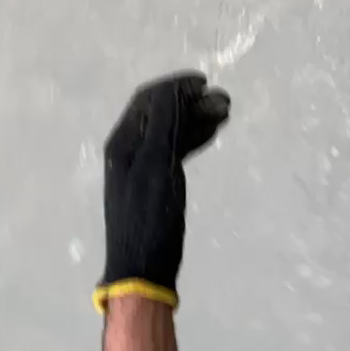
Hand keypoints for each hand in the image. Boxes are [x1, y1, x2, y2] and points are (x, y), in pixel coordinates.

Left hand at [96, 72, 230, 311]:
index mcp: (123, 140)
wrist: (142, 268)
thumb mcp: (157, 165)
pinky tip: (213, 133)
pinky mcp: (156, 181)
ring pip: (171, 130)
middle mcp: (130, 148)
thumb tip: (174, 89)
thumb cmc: (150, 216)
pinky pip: (175, 148)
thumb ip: (164, 125)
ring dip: (196, 117)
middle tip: (224, 101)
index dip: (176, 85)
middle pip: (162, 111)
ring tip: (225, 113)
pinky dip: (194, 137)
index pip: (149, 98)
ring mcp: (142, 165)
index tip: (205, 82)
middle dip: (191, 101)